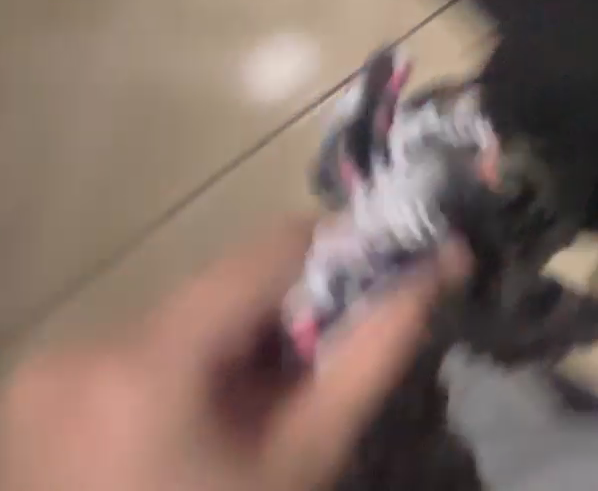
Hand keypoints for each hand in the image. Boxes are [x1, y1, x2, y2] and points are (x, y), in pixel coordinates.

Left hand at [1, 218, 464, 490]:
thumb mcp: (315, 444)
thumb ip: (384, 341)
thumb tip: (452, 256)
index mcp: (148, 358)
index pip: (282, 245)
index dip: (354, 250)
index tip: (400, 275)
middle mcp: (91, 341)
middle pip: (244, 274)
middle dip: (309, 298)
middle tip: (343, 346)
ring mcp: (58, 365)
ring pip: (211, 298)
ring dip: (266, 323)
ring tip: (287, 381)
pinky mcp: (52, 384)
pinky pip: (169, 329)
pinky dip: (220, 347)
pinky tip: (233, 397)